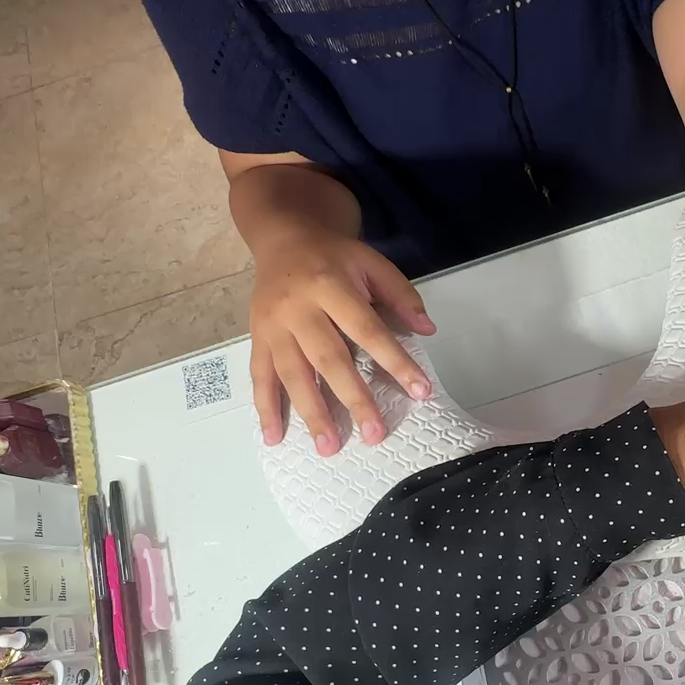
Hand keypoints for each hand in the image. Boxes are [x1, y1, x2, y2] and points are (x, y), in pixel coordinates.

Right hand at [247, 219, 437, 454]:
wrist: (282, 237)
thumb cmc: (334, 257)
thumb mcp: (372, 262)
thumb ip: (401, 295)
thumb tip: (428, 330)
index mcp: (331, 286)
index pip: (368, 330)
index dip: (395, 361)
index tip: (419, 391)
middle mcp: (298, 309)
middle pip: (328, 359)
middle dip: (352, 399)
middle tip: (374, 434)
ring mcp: (272, 326)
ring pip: (292, 374)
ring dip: (311, 413)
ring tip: (329, 447)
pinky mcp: (256, 338)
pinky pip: (260, 377)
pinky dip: (265, 408)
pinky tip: (275, 437)